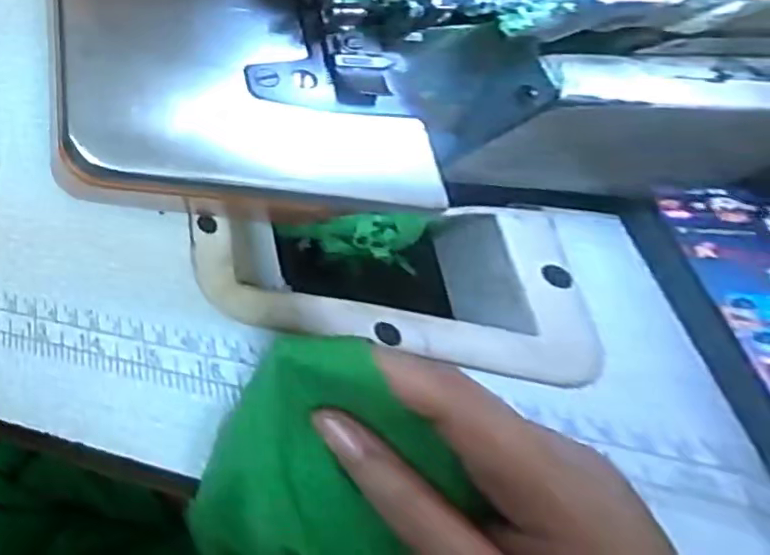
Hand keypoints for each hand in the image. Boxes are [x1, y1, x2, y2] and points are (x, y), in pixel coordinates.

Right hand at [314, 350, 673, 554]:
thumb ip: (404, 501)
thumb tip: (325, 418)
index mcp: (553, 472)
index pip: (442, 387)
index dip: (365, 364)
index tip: (296, 363)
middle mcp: (564, 449)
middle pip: (447, 394)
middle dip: (372, 388)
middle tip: (305, 394)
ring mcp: (569, 464)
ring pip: (458, 411)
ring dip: (394, 411)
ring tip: (339, 420)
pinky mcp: (563, 480)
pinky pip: (478, 436)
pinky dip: (426, 435)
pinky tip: (397, 452)